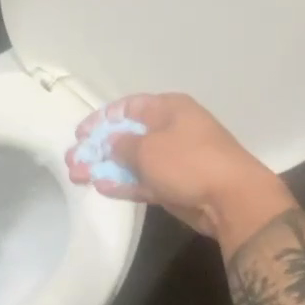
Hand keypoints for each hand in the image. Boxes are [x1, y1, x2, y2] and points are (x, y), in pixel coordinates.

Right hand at [64, 93, 291, 240]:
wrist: (230, 197)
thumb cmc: (189, 162)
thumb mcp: (148, 149)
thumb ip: (122, 145)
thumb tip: (110, 143)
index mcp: (169, 109)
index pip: (129, 107)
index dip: (102, 119)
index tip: (80, 134)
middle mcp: (171, 130)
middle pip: (128, 136)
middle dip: (99, 148)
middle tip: (74, 161)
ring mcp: (173, 160)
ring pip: (132, 161)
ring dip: (105, 168)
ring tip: (78, 176)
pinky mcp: (173, 185)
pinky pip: (142, 181)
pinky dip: (123, 183)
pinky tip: (101, 187)